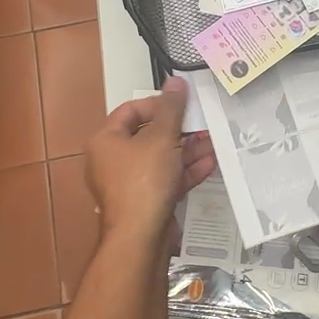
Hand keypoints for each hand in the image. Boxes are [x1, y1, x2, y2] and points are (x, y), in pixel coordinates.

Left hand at [85, 77, 217, 243]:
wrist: (140, 237)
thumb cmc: (143, 182)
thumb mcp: (161, 138)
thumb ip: (171, 109)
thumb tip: (176, 81)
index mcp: (106, 140)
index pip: (131, 110)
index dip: (157, 103)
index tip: (181, 104)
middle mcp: (113, 160)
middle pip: (148, 135)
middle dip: (178, 129)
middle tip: (201, 122)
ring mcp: (129, 183)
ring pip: (160, 158)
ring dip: (187, 149)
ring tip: (212, 141)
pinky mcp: (145, 200)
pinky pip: (166, 178)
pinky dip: (185, 170)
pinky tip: (209, 163)